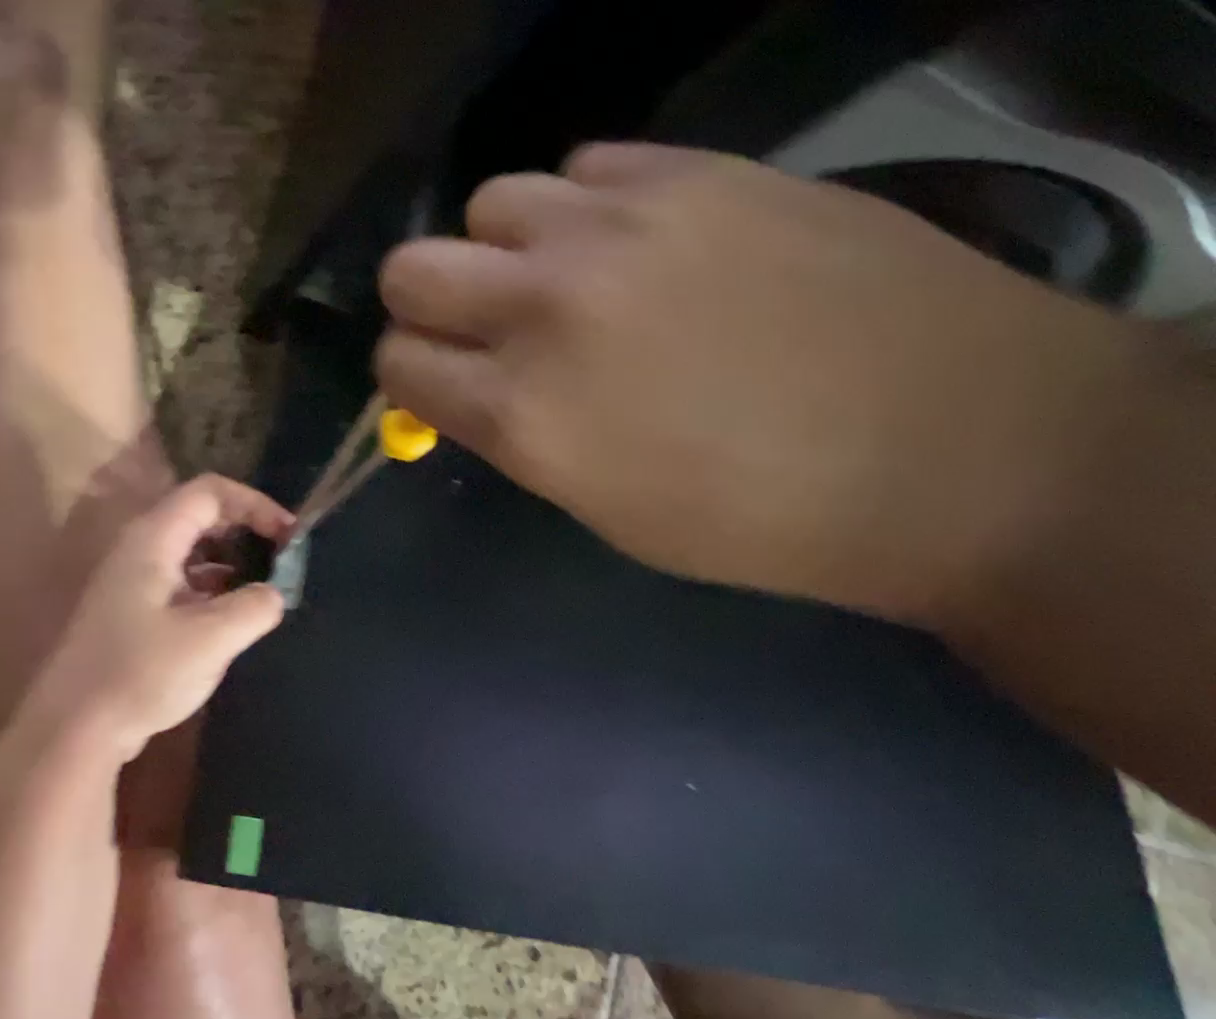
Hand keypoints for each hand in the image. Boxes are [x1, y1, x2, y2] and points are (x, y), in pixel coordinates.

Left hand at [15, 474, 293, 761]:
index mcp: (153, 540)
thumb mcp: (209, 640)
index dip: (254, 504)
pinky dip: (212, 591)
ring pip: (191, 554)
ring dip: (231, 565)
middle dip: (246, 532)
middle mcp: (139, 550)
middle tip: (283, 562)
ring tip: (266, 593)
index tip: (289, 536)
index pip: (210, 492)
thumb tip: (274, 594)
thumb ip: (253, 608)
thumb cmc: (140, 673)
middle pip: (200, 517)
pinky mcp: (132, 614)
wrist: (75, 726)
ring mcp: (132, 583)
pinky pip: (181, 584)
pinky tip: (233, 621)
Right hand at [375, 143, 1159, 621]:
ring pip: (490, 202)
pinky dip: (589, 206)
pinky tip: (642, 241)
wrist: (952, 445)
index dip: (411, 376)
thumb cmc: (764, 519)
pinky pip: (586, 167)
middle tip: (485, 325)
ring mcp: (619, 227)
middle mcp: (547, 309)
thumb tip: (475, 387)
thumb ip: (521, 437)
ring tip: (569, 274)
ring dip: (508, 246)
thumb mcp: (606, 509)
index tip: (442, 382)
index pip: (399, 363)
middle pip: (410, 268)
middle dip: (431, 303)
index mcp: (524, 415)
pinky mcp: (694, 172)